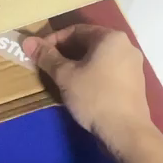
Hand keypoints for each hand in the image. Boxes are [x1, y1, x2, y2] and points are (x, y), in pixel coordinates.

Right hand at [22, 25, 153, 149]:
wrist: (126, 131)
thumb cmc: (94, 97)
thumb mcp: (65, 76)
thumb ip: (47, 57)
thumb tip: (28, 42)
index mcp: (110, 37)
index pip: (76, 30)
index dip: (53, 40)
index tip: (38, 54)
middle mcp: (126, 45)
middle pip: (88, 42)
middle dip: (65, 53)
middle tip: (47, 66)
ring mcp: (133, 65)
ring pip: (98, 57)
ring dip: (77, 64)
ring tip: (61, 78)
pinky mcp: (135, 82)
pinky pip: (108, 70)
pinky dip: (92, 73)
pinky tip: (80, 88)